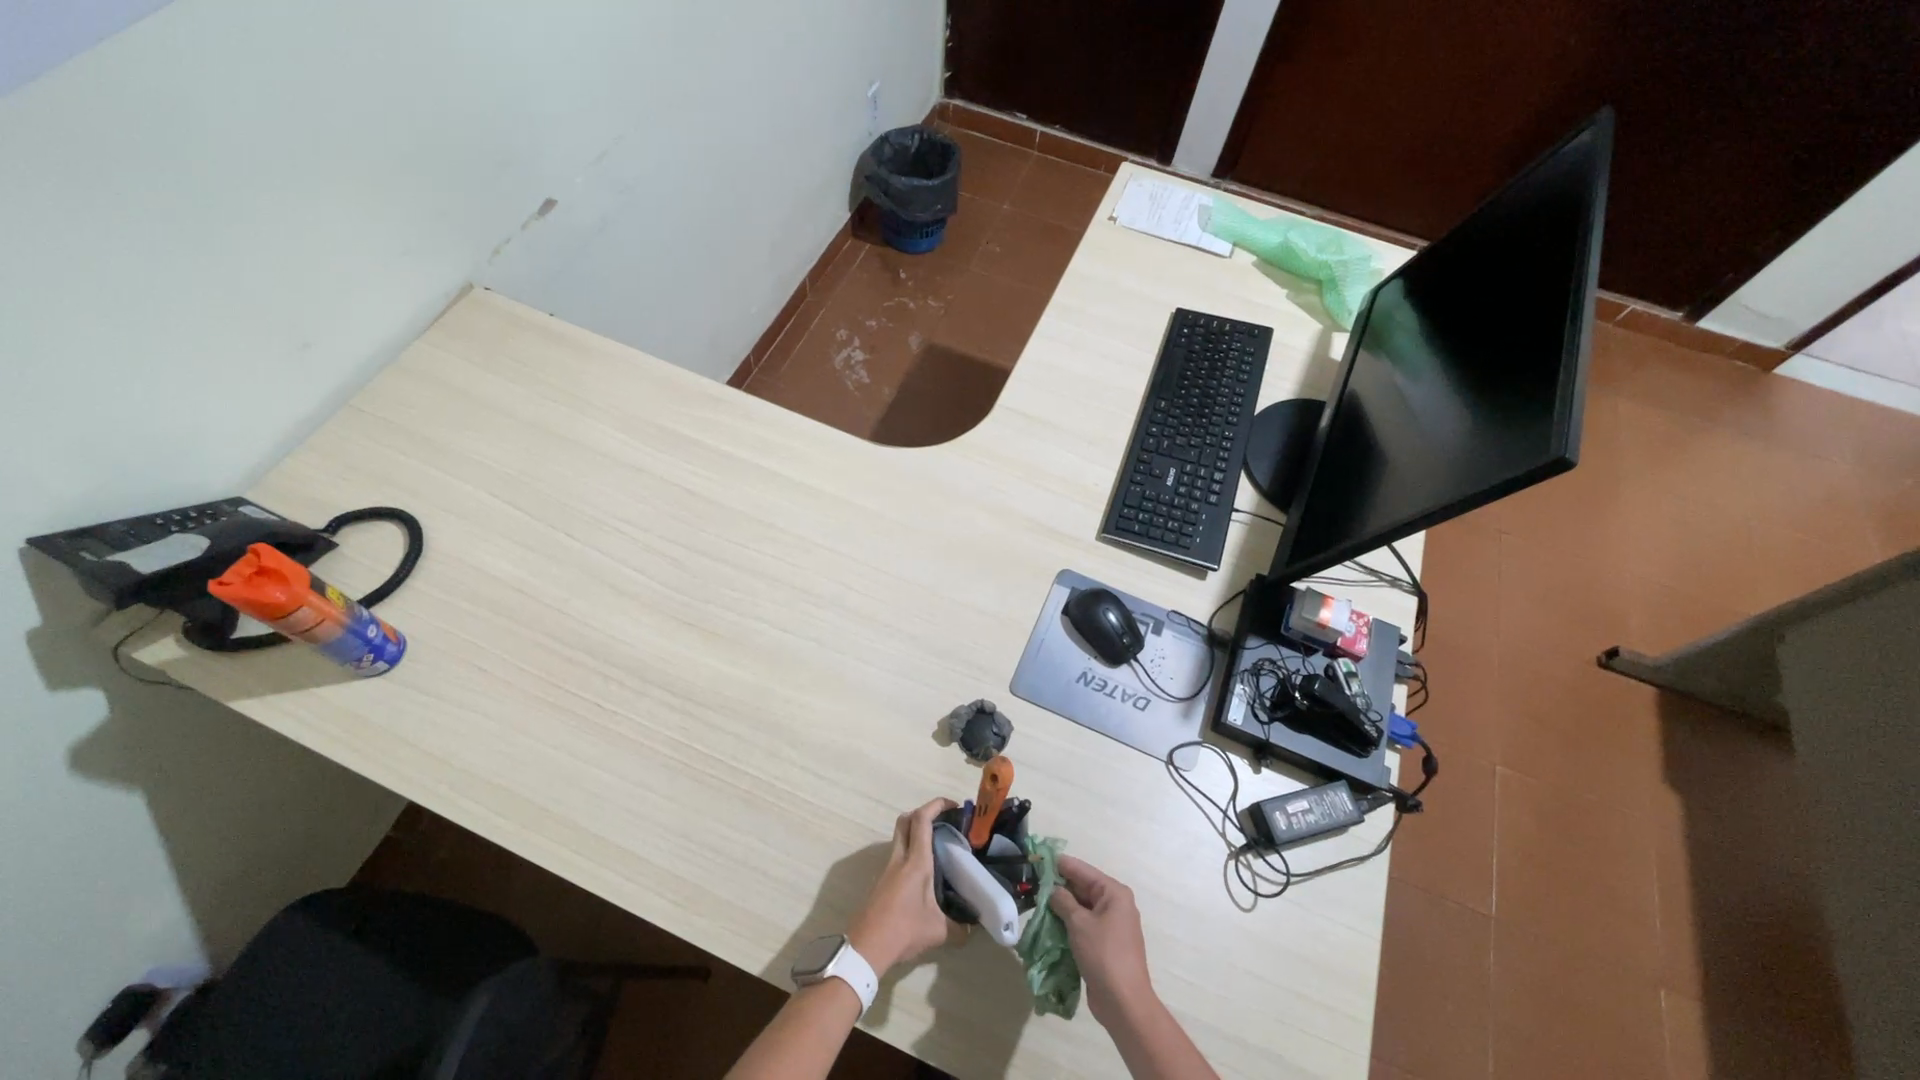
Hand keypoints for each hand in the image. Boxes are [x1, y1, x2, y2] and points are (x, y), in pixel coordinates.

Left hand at [847, 798, 957, 975]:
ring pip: (900, 838)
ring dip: (917, 834)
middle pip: (905, 821)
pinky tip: (925, 874)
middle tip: (945, 822)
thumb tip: (974, 929)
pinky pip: (898, 857)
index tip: (954, 805)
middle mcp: (899, 859)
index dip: (936, 805)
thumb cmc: (903, 931)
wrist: (866, 948)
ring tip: (940, 849)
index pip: (922, 820)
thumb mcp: (938, 931)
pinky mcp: (882, 883)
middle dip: (924, 813)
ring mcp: (887, 870)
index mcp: (916, 862)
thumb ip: (959, 928)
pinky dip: (911, 854)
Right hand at [1049, 855, 1154, 1025]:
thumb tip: (1053, 890)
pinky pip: (1083, 925)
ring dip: (1062, 906)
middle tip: (1033, 882)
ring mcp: (1111, 926)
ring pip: (1082, 908)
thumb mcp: (1079, 923)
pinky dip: (1068, 923)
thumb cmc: (1103, 954)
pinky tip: (1049, 924)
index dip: (1061, 865)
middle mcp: (1115, 905)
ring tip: (1037, 902)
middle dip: (1059, 886)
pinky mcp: (1104, 944)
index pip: (1083, 871)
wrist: (1123, 1000)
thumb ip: (1064, 901)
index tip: (1040, 858)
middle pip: (1083, 888)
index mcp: (1114, 894)